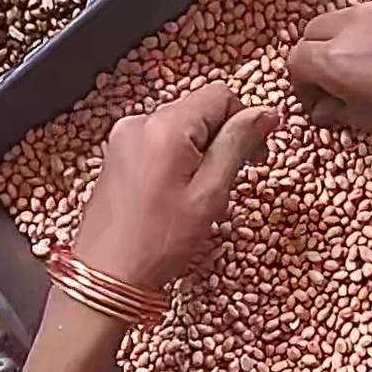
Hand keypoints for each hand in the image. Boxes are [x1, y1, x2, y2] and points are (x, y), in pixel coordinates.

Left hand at [73, 82, 278, 289]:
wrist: (106, 277)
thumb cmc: (161, 241)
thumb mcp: (210, 194)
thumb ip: (237, 145)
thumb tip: (265, 113)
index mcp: (165, 126)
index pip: (220, 94)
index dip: (246, 119)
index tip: (258, 154)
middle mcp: (139, 122)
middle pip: (198, 109)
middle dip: (224, 137)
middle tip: (233, 180)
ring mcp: (122, 138)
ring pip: (180, 127)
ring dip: (202, 151)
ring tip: (203, 194)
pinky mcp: (116, 156)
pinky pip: (158, 143)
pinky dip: (178, 159)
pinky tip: (179, 194)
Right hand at [288, 0, 371, 180]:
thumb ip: (343, 112)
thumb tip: (324, 109)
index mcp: (338, 58)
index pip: (295, 61)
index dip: (300, 86)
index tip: (316, 104)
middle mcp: (355, 23)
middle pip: (313, 33)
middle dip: (314, 59)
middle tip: (333, 88)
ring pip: (342, 18)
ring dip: (339, 42)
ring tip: (363, 73)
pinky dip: (366, 31)